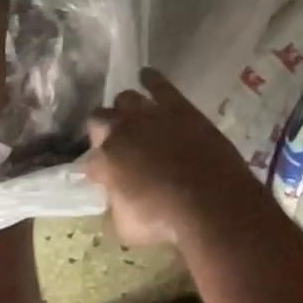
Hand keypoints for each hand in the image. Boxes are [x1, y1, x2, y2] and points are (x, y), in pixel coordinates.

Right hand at [86, 69, 260, 246]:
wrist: (211, 203)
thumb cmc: (165, 221)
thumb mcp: (127, 227)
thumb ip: (116, 207)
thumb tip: (116, 202)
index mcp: (105, 161)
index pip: (90, 161)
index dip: (97, 170)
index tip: (105, 179)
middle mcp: (121, 132)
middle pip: (99, 120)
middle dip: (103, 131)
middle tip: (115, 145)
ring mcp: (150, 116)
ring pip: (126, 98)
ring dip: (124, 107)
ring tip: (129, 114)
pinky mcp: (178, 108)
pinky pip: (158, 84)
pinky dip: (150, 79)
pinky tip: (146, 75)